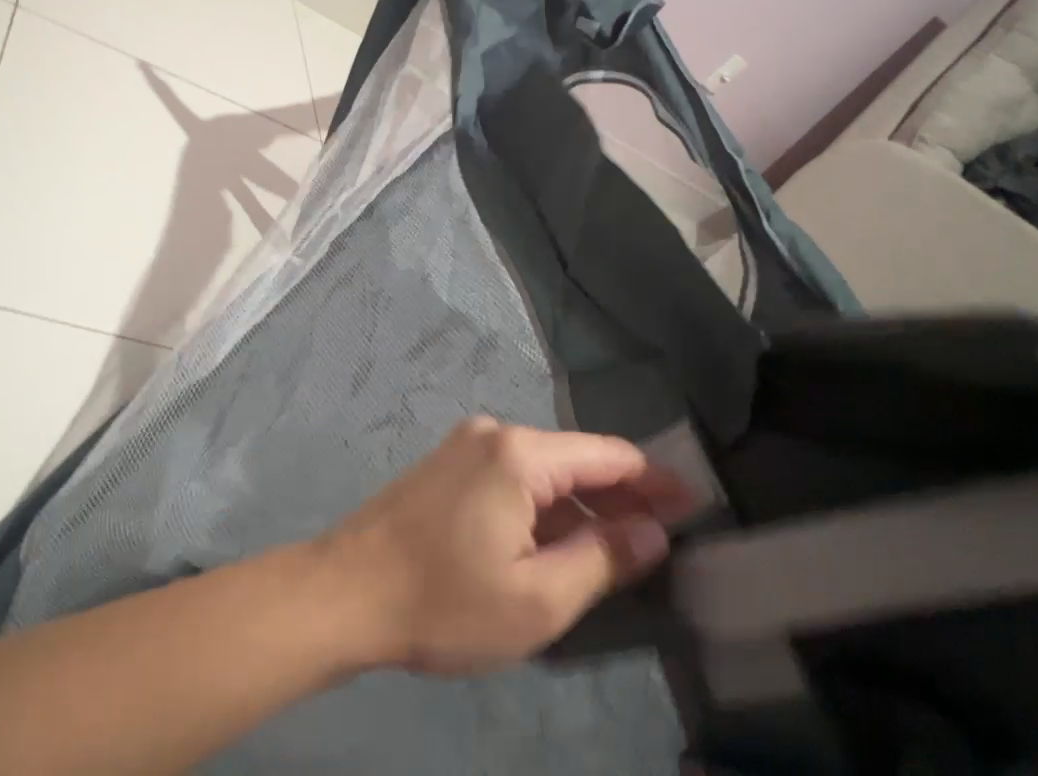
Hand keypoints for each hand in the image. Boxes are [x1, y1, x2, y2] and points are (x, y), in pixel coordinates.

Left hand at [316, 415, 693, 675]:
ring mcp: (462, 449)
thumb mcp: (538, 599)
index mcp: (520, 454)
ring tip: (614, 556)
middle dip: (620, 500)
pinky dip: (541, 510)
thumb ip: (603, 560)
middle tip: (662, 542)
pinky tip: (554, 547)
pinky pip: (510, 481)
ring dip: (579, 510)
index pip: (610, 456)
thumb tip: (653, 532)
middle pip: (576, 461)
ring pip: (543, 474)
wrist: (341, 596)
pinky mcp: (443, 470)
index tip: (696, 508)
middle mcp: (493, 435)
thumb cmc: (442, 602)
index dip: (657, 483)